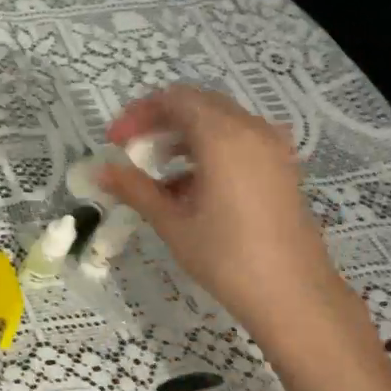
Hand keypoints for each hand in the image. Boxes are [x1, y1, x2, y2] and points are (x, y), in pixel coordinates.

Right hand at [97, 85, 354, 344]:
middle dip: (159, 122)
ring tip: (154, 172)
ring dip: (182, 138)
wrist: (289, 290)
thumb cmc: (224, 256)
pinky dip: (206, 151)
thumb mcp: (171, 222)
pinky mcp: (279, 167)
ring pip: (219, 123)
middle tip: (129, 150)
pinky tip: (186, 188)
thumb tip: (100, 171)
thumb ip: (135, 189)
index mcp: (224, 137)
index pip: (176, 100)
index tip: (113, 141)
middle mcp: (252, 130)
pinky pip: (238, 142)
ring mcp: (272, 147)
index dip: (139, 114)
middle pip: (199, 105)